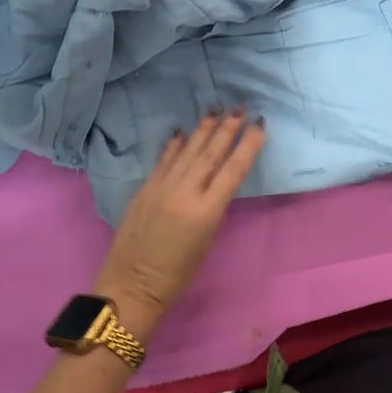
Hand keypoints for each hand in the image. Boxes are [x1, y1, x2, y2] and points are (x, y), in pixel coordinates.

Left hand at [93, 108, 263, 341]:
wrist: (132, 286)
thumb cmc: (178, 275)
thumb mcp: (206, 240)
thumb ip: (212, 207)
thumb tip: (214, 182)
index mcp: (206, 211)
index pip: (233, 170)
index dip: (248, 145)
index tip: (259, 124)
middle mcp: (185, 193)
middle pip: (211, 153)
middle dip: (227, 128)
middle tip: (240, 106)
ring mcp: (162, 188)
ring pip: (188, 151)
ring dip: (203, 128)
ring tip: (216, 108)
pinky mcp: (144, 190)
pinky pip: (164, 160)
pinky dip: (175, 144)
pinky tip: (183, 130)